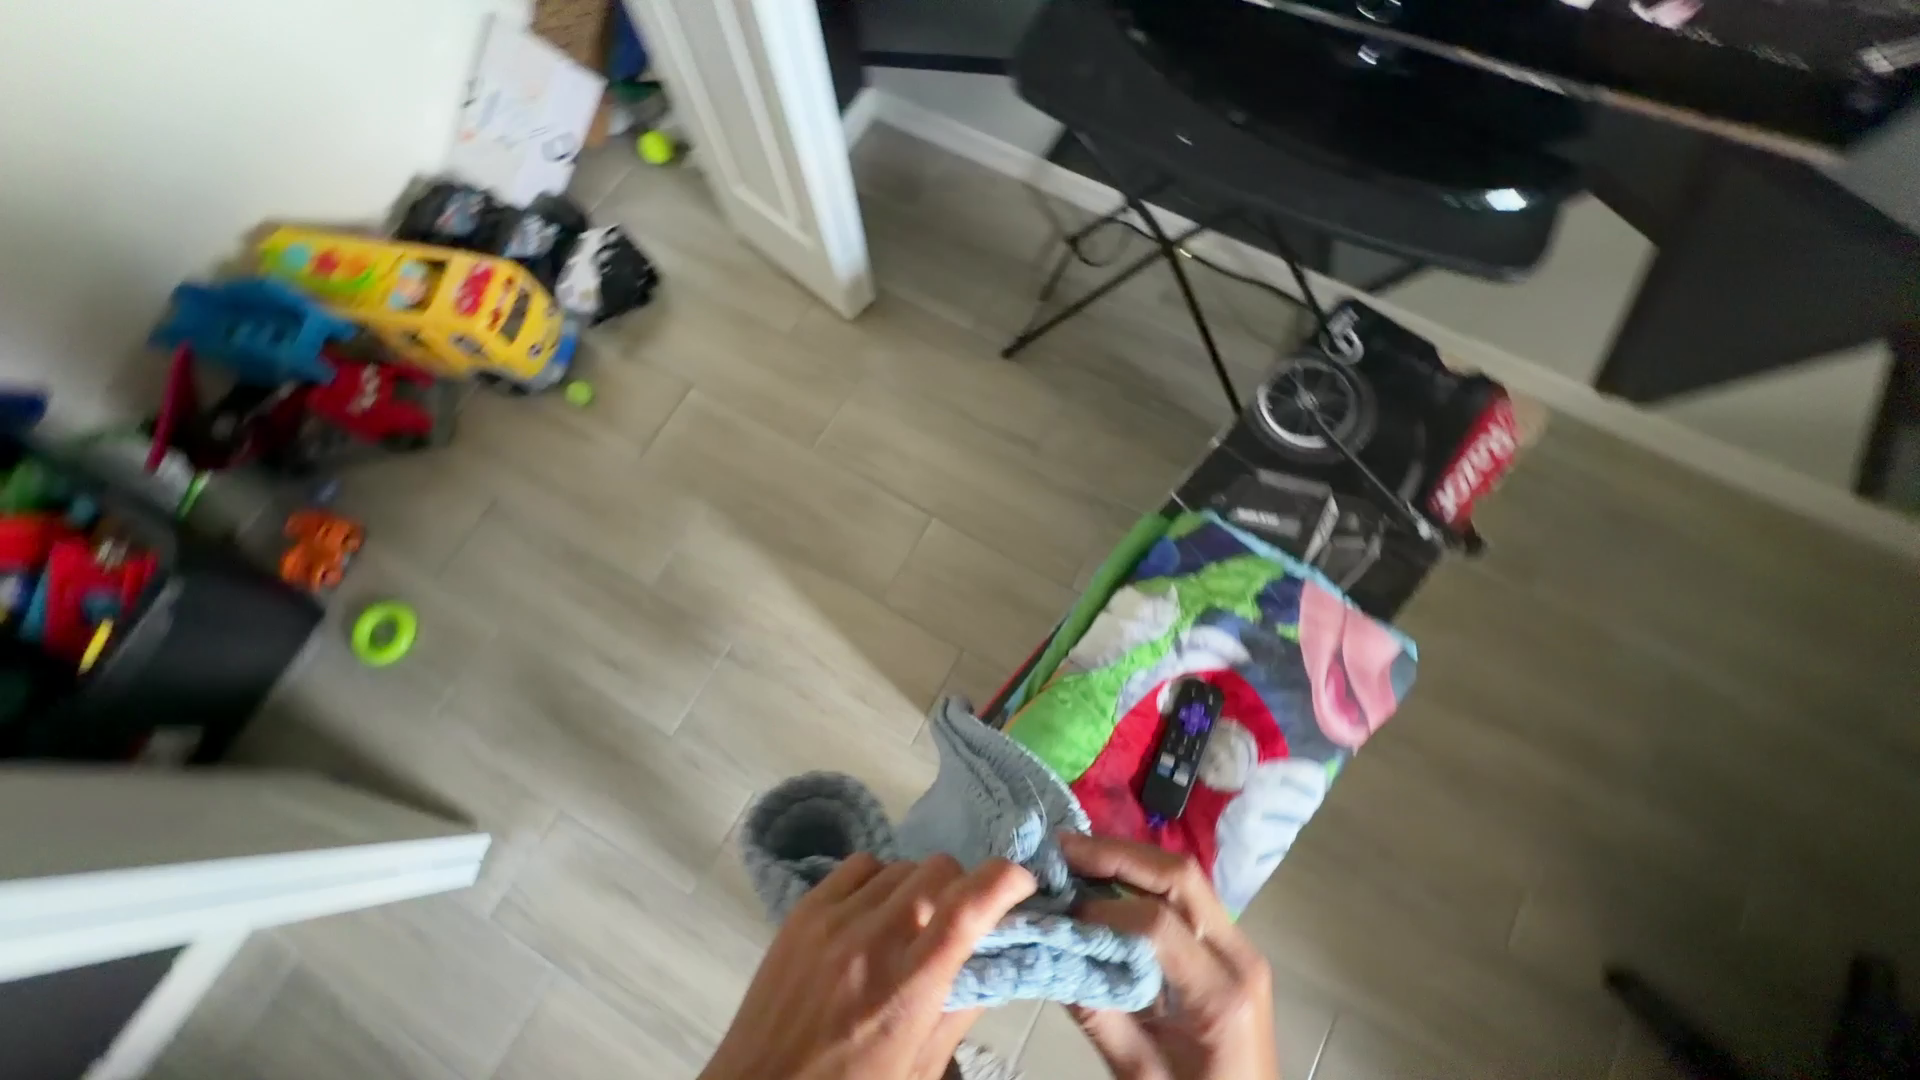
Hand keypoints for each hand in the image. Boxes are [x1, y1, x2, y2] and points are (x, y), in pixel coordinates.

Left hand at [700, 853, 1036, 1079]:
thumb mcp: (919, 1069)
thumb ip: (960, 1011)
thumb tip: (994, 960)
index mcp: (906, 990)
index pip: (967, 909)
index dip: (1005, 881)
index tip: (1022, 883)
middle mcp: (871, 942)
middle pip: (939, 871)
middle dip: (964, 886)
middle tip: (960, 919)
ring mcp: (832, 919)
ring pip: (902, 865)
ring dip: (922, 886)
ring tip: (914, 921)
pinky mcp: (803, 910)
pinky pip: (860, 864)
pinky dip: (881, 878)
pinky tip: (876, 910)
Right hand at [1061, 833, 1279, 1079]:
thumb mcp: (1142, 1075)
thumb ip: (1098, 1015)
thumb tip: (1050, 955)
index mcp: (1222, 994)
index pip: (1160, 924)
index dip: (1106, 909)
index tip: (1064, 913)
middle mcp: (1240, 955)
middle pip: (1180, 877)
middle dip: (1118, 855)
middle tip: (1065, 849)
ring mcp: (1240, 944)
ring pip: (1184, 875)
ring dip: (1129, 857)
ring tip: (1079, 853)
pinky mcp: (1230, 943)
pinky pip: (1186, 893)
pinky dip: (1142, 875)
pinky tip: (1108, 875)